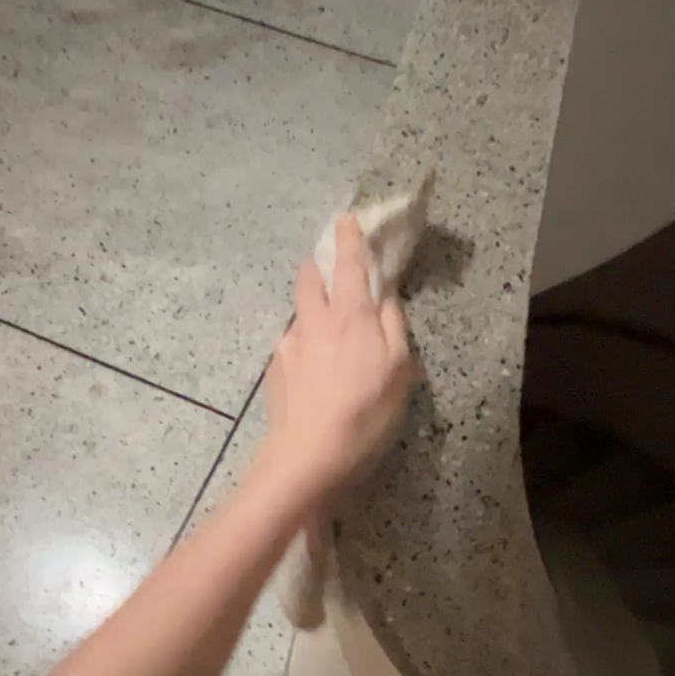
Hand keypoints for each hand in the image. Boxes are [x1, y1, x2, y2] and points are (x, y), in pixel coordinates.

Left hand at [259, 214, 416, 504]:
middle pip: (309, 276)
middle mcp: (313, 320)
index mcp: (350, 314)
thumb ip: (395, 328)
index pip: (348, 262)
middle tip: (334, 277)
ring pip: (300, 313)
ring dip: (313, 313)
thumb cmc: (363, 413)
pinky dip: (305, 349)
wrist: (307, 456)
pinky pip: (292, 346)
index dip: (348, 237)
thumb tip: (386, 301)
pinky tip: (316, 378)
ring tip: (330, 345)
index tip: (346, 219)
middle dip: (319, 266)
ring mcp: (288, 345)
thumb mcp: (399, 371)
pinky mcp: (275, 371)